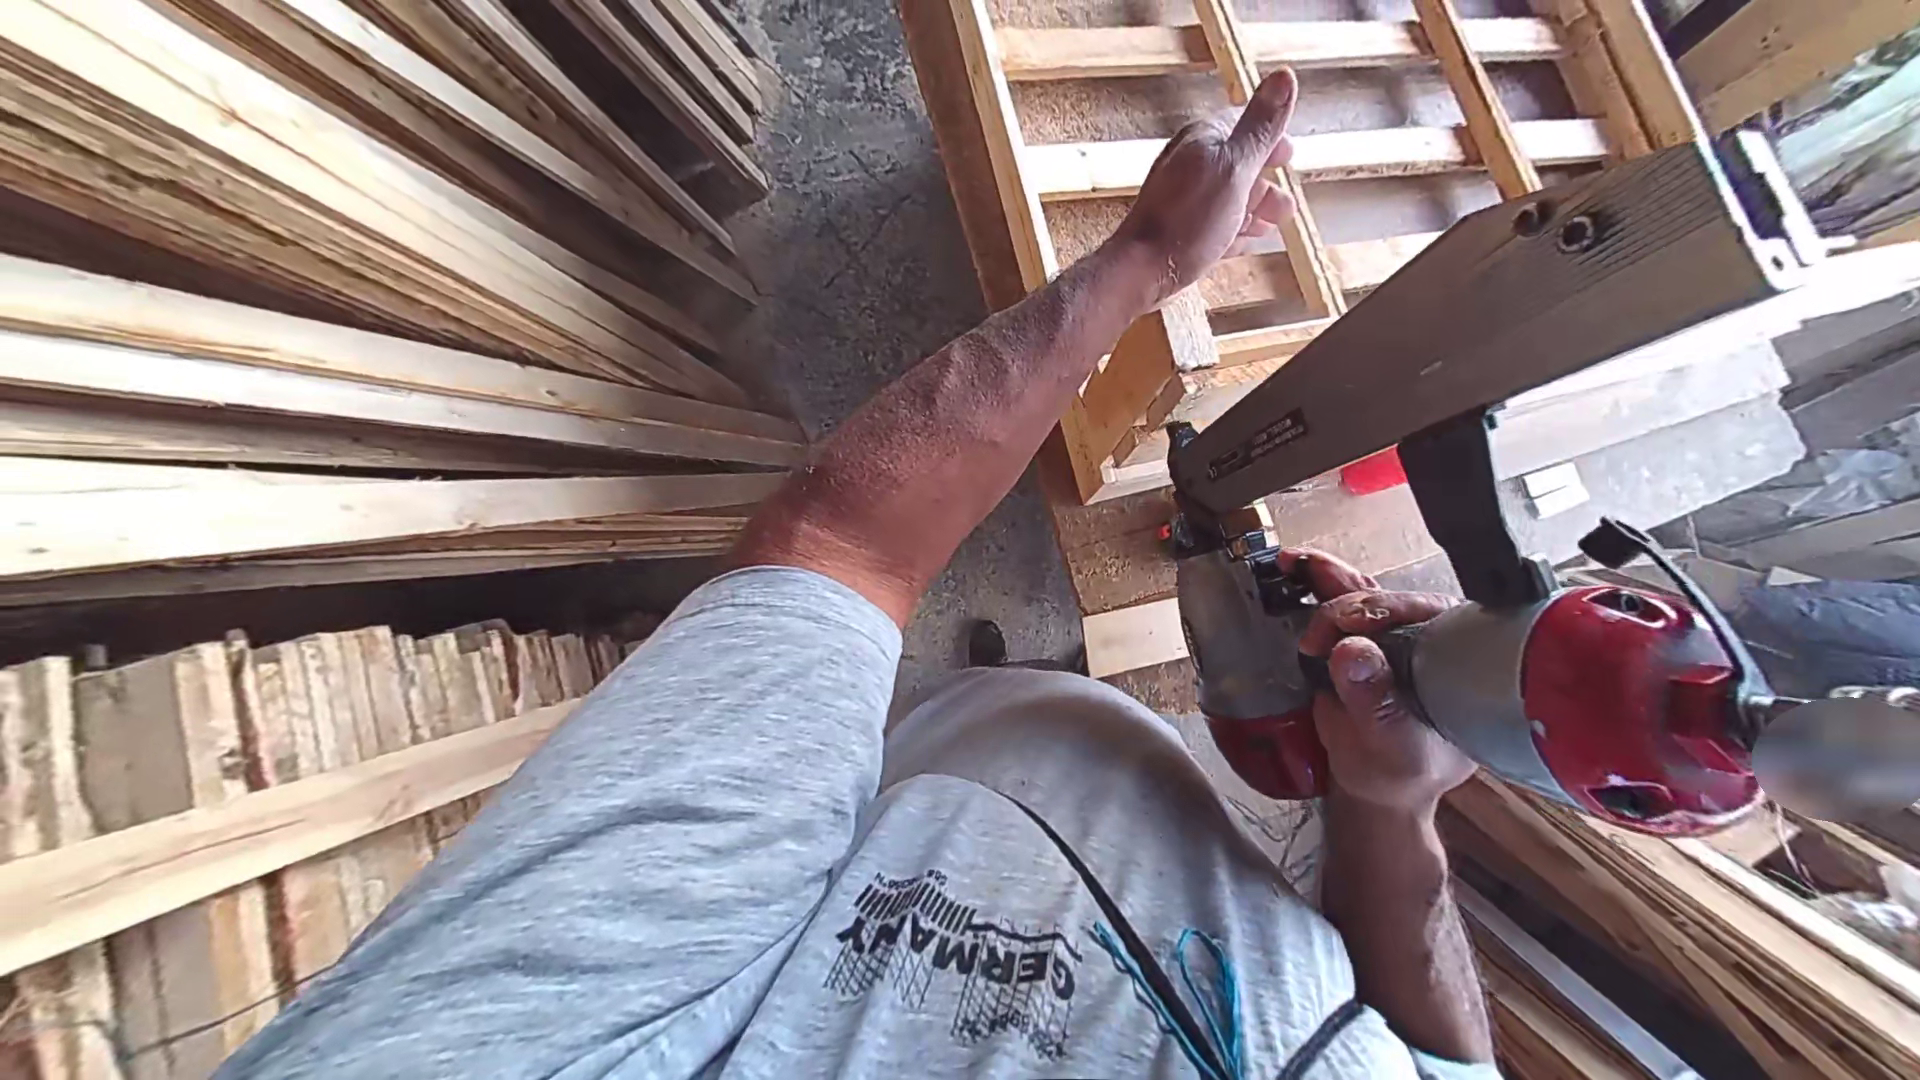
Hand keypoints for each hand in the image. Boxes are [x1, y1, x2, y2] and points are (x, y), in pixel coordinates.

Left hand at [1104, 69, 1300, 302]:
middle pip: (1236, 167)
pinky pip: (1209, 228)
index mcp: (1202, 141)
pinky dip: (1230, 233)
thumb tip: (1284, 75)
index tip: (1289, 158)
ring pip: (1224, 200)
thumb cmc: (1188, 220)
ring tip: (1272, 227)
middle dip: (1264, 183)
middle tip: (1285, 206)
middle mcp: (1188, 167)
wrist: (1138, 273)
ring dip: (1251, 211)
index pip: (1244, 126)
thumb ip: (1260, 128)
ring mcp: (1179, 204)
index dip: (1270, 139)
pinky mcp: (1174, 236)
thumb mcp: (1234, 169)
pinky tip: (1245, 244)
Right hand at [1280, 549, 1477, 816]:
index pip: (1424, 615)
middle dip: (1343, 604)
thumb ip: (1372, 700)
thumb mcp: (1391, 744)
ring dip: (1322, 575)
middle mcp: (1423, 636)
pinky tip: (1288, 567)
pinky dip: (1308, 583)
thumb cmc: (1400, 771)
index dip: (1383, 612)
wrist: (1373, 783)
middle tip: (1316, 636)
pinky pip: (1329, 601)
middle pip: (1384, 597)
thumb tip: (1351, 649)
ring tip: (1292, 563)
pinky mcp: (1347, 634)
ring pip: (1356, 591)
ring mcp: (1384, 633)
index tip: (1346, 628)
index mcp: (1454, 658)